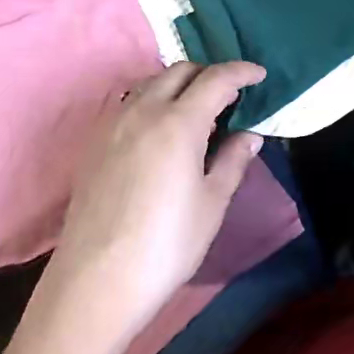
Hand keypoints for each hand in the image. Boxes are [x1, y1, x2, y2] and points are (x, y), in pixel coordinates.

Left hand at [46, 61, 266, 341]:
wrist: (96, 282)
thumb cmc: (166, 245)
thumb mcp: (212, 204)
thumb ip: (233, 160)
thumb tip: (249, 134)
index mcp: (178, 122)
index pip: (215, 79)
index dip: (241, 71)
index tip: (259, 75)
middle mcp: (143, 111)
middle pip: (179, 71)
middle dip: (209, 74)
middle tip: (230, 96)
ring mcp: (114, 124)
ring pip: (151, 84)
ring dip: (179, 85)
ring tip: (197, 111)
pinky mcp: (94, 143)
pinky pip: (130, 104)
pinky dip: (154, 101)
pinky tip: (162, 132)